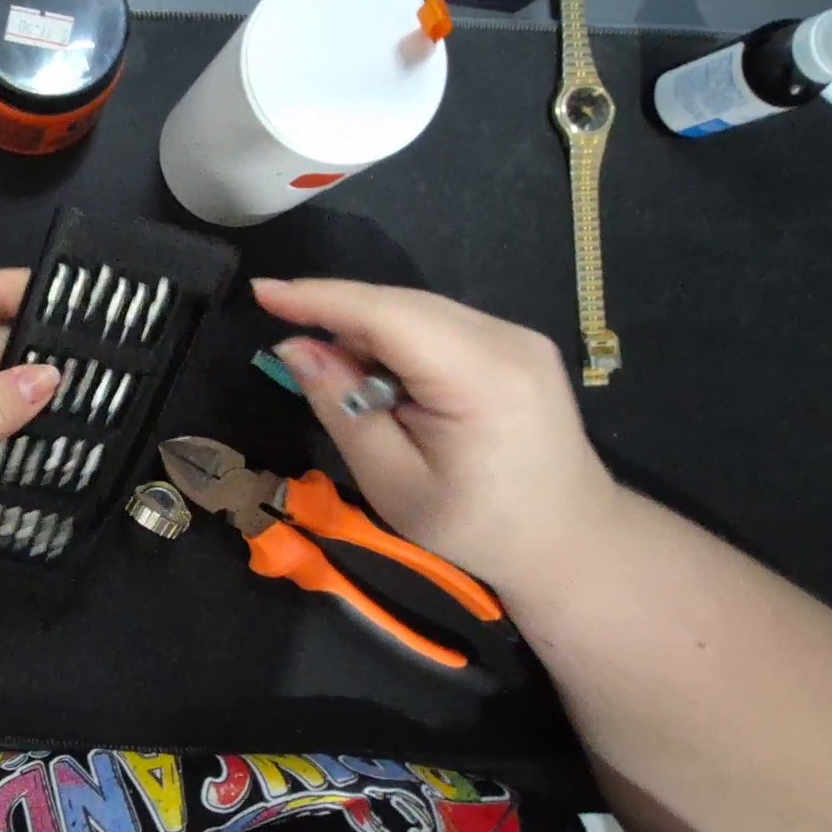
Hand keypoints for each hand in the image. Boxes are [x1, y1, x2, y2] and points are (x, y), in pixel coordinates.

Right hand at [253, 278, 622, 575]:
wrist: (570, 540)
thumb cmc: (473, 524)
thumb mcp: (390, 479)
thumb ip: (340, 407)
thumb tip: (294, 348)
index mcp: (481, 380)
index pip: (387, 316)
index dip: (319, 298)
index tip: (261, 290)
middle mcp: (507, 341)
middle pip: (400, 304)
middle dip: (334, 310)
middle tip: (278, 328)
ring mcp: (516, 338)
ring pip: (414, 308)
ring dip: (360, 327)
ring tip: (328, 366)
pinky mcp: (512, 344)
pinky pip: (432, 322)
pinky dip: (389, 336)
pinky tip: (371, 369)